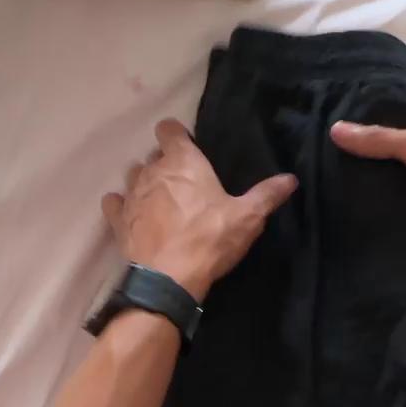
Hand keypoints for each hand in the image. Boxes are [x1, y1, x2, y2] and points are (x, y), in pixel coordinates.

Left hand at [102, 119, 296, 302]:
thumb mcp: (248, 217)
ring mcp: (131, 194)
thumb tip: (291, 178)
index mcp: (184, 161)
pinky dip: (122, 205)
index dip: (177, 135)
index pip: (169, 129)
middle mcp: (152, 170)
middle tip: (184, 185)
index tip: (188, 147)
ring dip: (145, 184)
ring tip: (161, 202)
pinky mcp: (118, 219)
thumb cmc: (211, 239)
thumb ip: (267, 195)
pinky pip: (114, 203)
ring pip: (133, 176)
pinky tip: (134, 215)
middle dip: (165, 164)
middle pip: (154, 155)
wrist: (170, 278)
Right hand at [330, 110, 405, 251]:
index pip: (396, 120)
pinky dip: (378, 203)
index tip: (336, 129)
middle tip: (324, 156)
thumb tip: (335, 130)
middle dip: (365, 156)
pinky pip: (394, 203)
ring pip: (390, 179)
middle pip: (390, 151)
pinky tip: (347, 202)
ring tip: (327, 178)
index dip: (370, 124)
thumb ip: (379, 139)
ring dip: (369, 182)